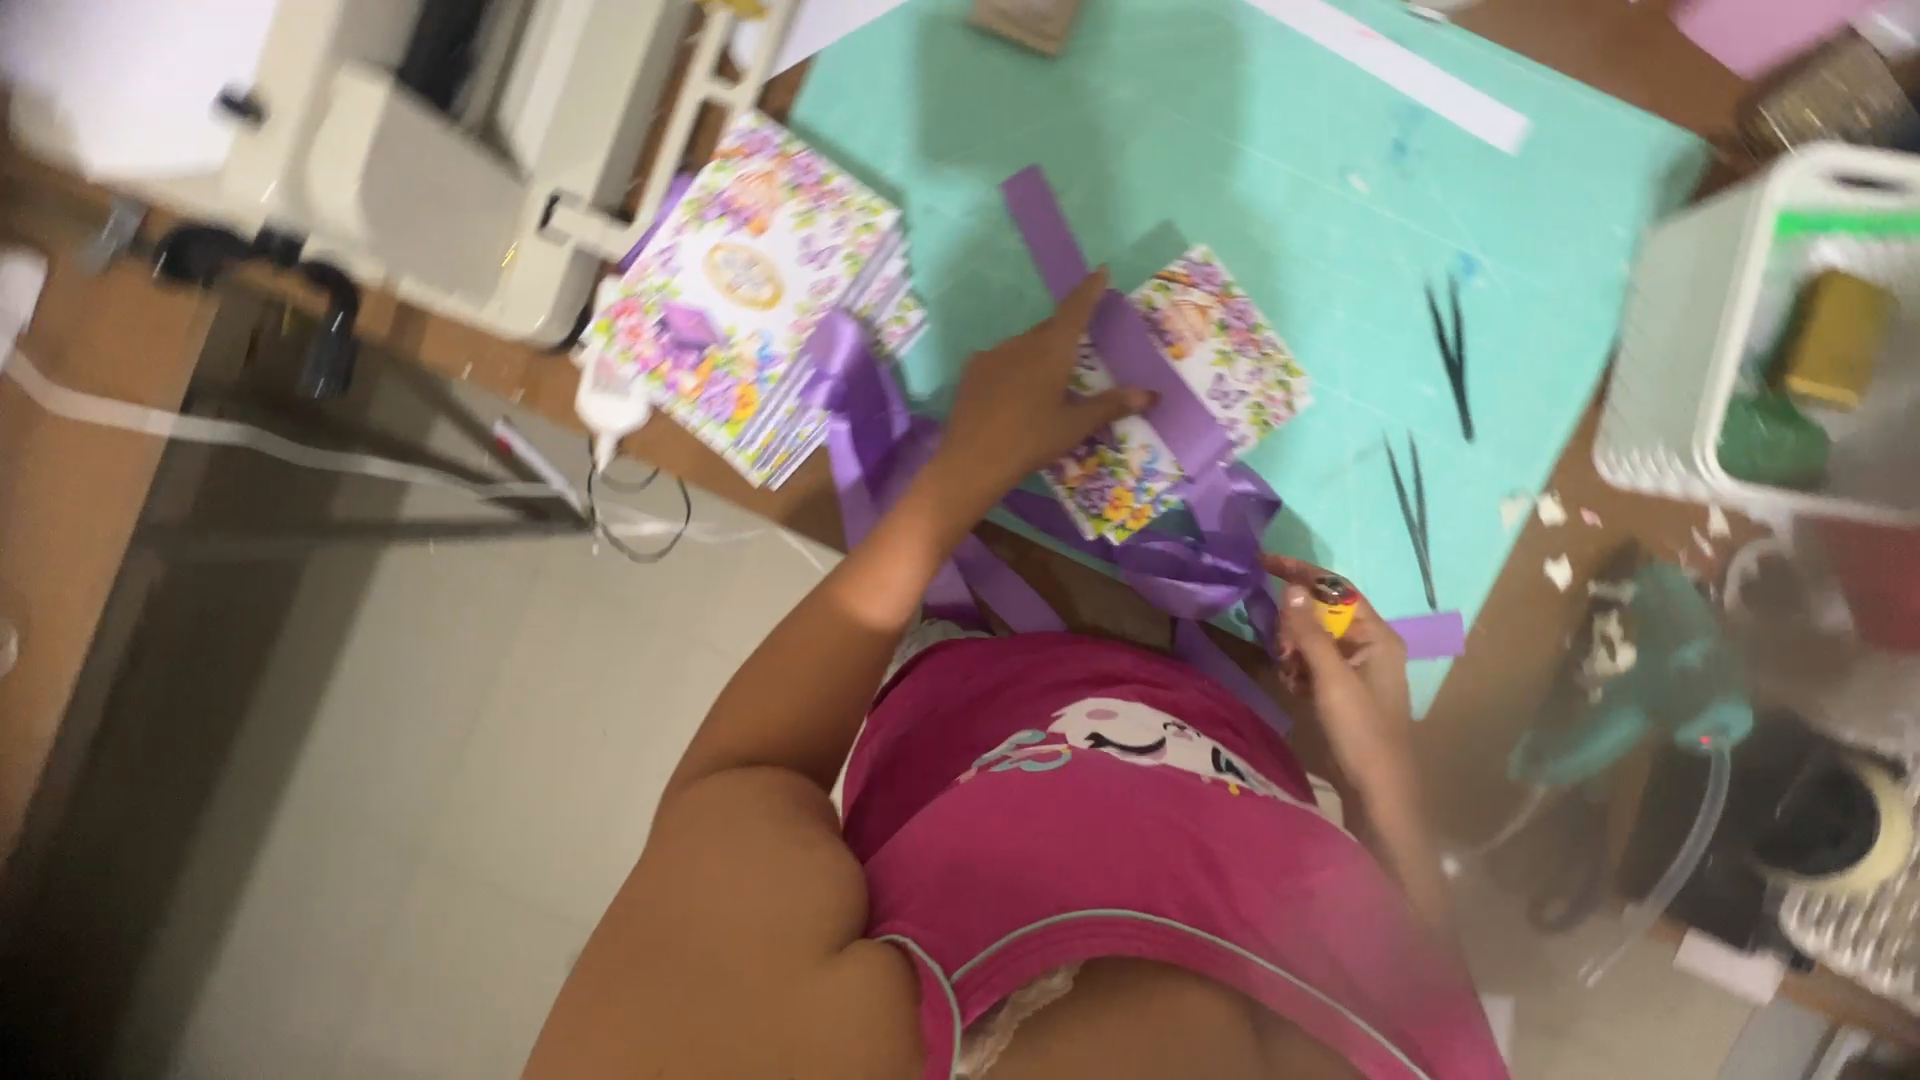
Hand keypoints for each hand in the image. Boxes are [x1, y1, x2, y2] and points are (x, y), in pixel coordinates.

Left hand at [932, 268, 1153, 512]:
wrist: (972, 461)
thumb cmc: (1031, 441)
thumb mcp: (1074, 426)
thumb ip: (1110, 406)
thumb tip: (1149, 395)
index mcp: (1051, 350)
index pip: (1075, 310)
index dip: (1090, 290)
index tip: (1099, 272)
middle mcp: (1020, 343)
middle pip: (1049, 330)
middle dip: (1065, 334)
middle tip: (1078, 347)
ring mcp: (991, 355)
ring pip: (1023, 346)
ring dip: (1037, 355)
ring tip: (1044, 384)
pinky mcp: (971, 372)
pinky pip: (1000, 361)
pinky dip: (1014, 369)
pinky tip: (1014, 394)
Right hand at [1265, 556, 1412, 790]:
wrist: (1376, 787)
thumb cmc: (1361, 729)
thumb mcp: (1331, 678)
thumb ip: (1309, 632)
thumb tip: (1290, 588)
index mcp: (1377, 635)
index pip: (1336, 588)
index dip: (1302, 574)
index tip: (1265, 563)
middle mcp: (1367, 644)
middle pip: (1319, 613)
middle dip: (1294, 625)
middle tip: (1283, 651)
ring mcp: (1353, 666)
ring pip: (1309, 638)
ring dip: (1293, 651)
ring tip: (1292, 676)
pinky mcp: (1339, 686)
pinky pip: (1310, 662)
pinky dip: (1297, 670)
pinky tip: (1295, 689)